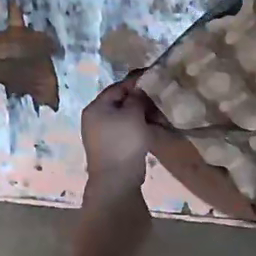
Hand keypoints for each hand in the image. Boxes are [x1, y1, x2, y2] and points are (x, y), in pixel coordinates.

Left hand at [81, 76, 157, 192]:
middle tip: (160, 98)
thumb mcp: (133, 114)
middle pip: (121, 102)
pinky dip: (140, 127)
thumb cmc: (123, 141)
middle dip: (141, 100)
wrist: (116, 179)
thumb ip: (136, 98)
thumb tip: (139, 89)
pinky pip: (127, 130)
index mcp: (96, 107)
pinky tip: (154, 129)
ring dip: (142, 114)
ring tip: (160, 115)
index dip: (136, 81)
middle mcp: (95, 118)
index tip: (154, 77)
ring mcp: (102, 134)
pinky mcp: (112, 146)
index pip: (117, 87)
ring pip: (125, 117)